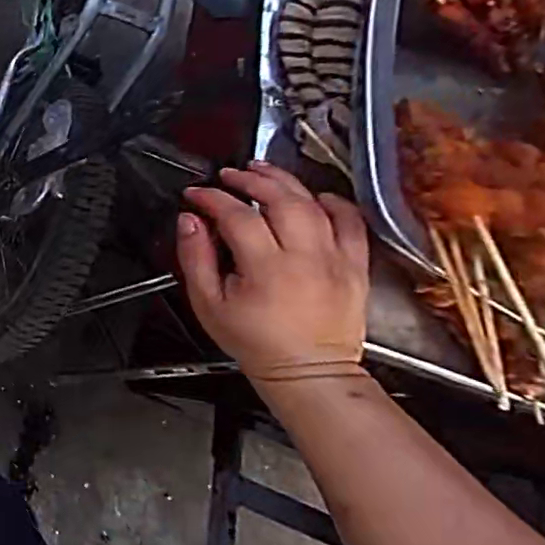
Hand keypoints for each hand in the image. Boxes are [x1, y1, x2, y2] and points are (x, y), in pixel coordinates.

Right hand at [175, 163, 368, 379]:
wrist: (309, 373)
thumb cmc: (255, 342)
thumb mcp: (208, 305)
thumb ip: (194, 258)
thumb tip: (189, 220)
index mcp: (266, 270)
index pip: (237, 215)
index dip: (212, 198)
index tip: (196, 194)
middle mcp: (305, 259)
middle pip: (279, 199)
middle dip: (249, 179)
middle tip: (228, 175)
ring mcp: (335, 261)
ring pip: (313, 204)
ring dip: (285, 181)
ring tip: (261, 171)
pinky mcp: (354, 266)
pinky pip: (352, 223)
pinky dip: (335, 202)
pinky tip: (313, 195)